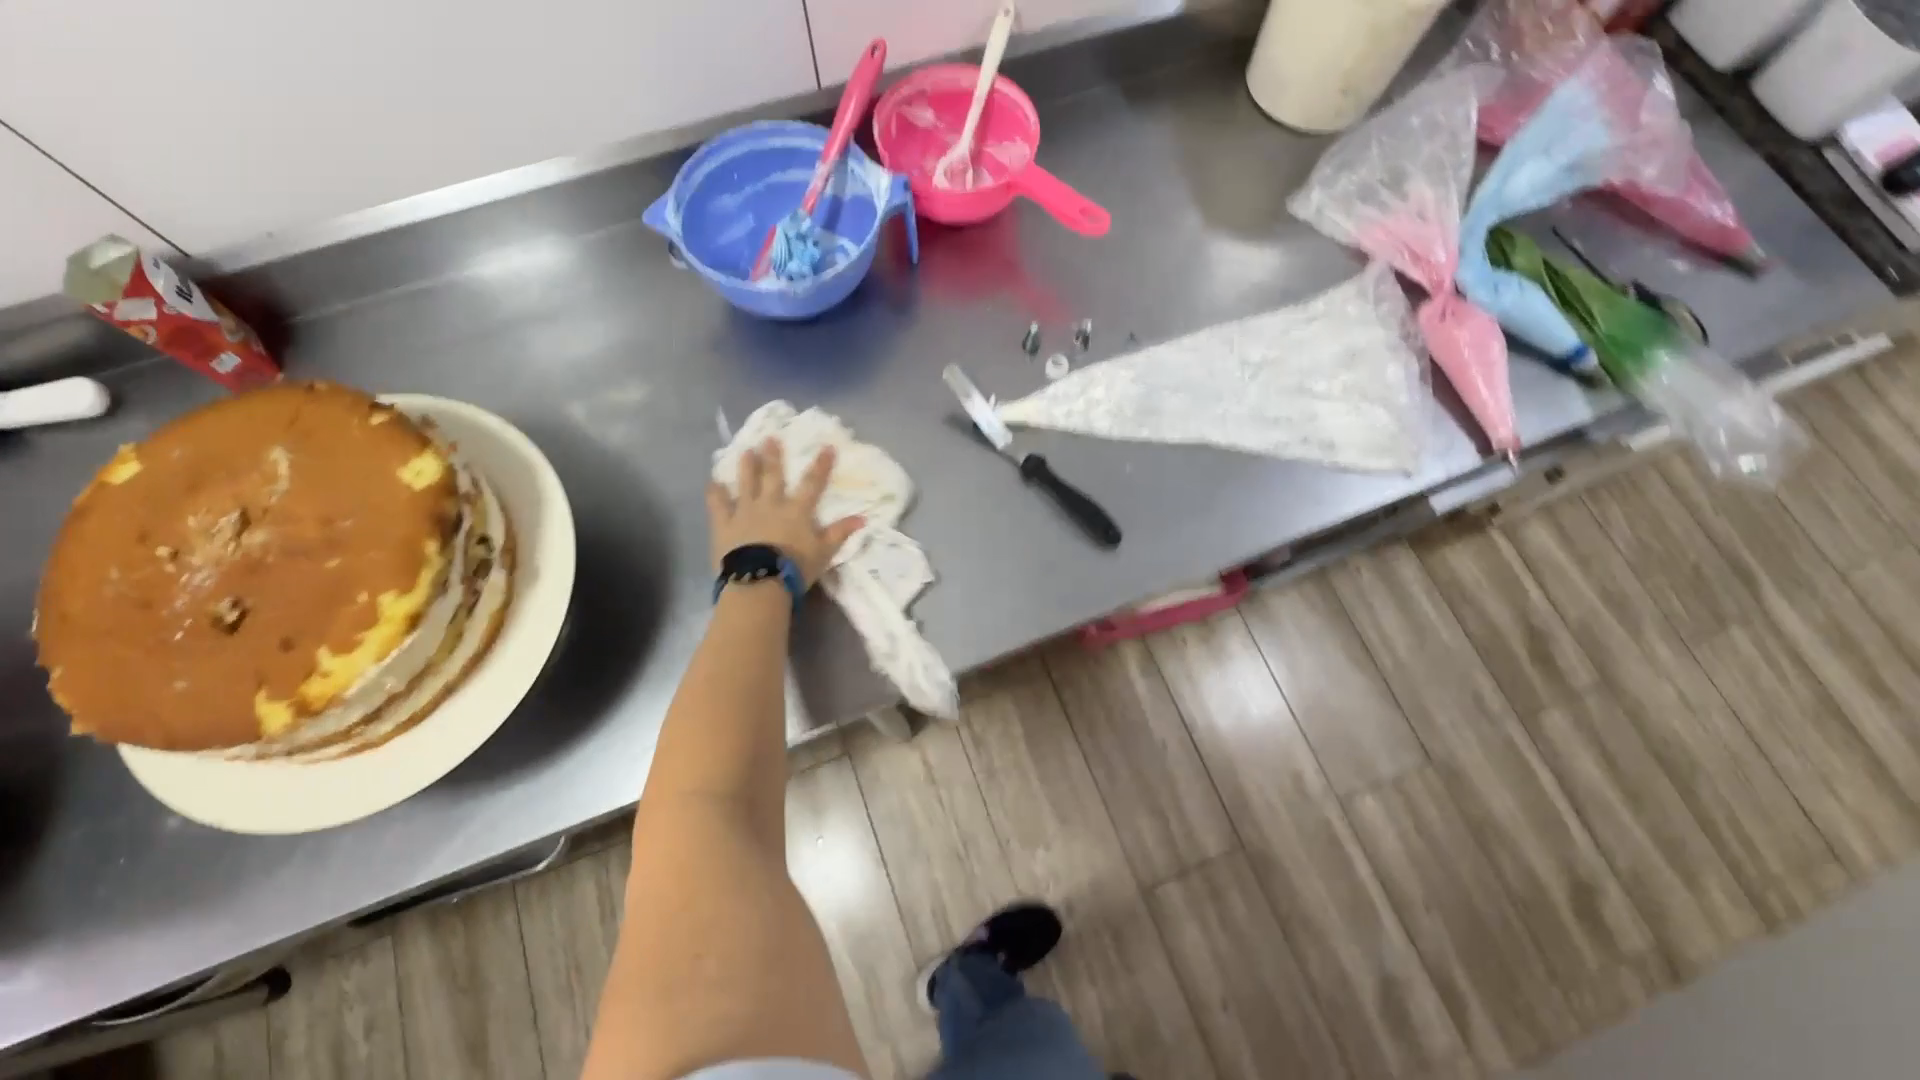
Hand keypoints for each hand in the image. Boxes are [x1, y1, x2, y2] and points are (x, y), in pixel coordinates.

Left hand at [708, 438, 864, 587]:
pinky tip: (712, 482)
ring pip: (746, 483)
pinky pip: (717, 504)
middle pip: (773, 476)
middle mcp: (770, 504)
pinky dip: (715, 492)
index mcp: (796, 511)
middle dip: (773, 456)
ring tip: (746, 451)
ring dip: (746, 466)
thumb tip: (862, 518)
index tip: (827, 447)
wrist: (759, 581)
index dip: (821, 465)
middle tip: (770, 438)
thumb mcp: (823, 553)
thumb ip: (840, 533)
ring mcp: (745, 511)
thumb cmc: (794, 568)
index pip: (812, 484)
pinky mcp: (724, 524)